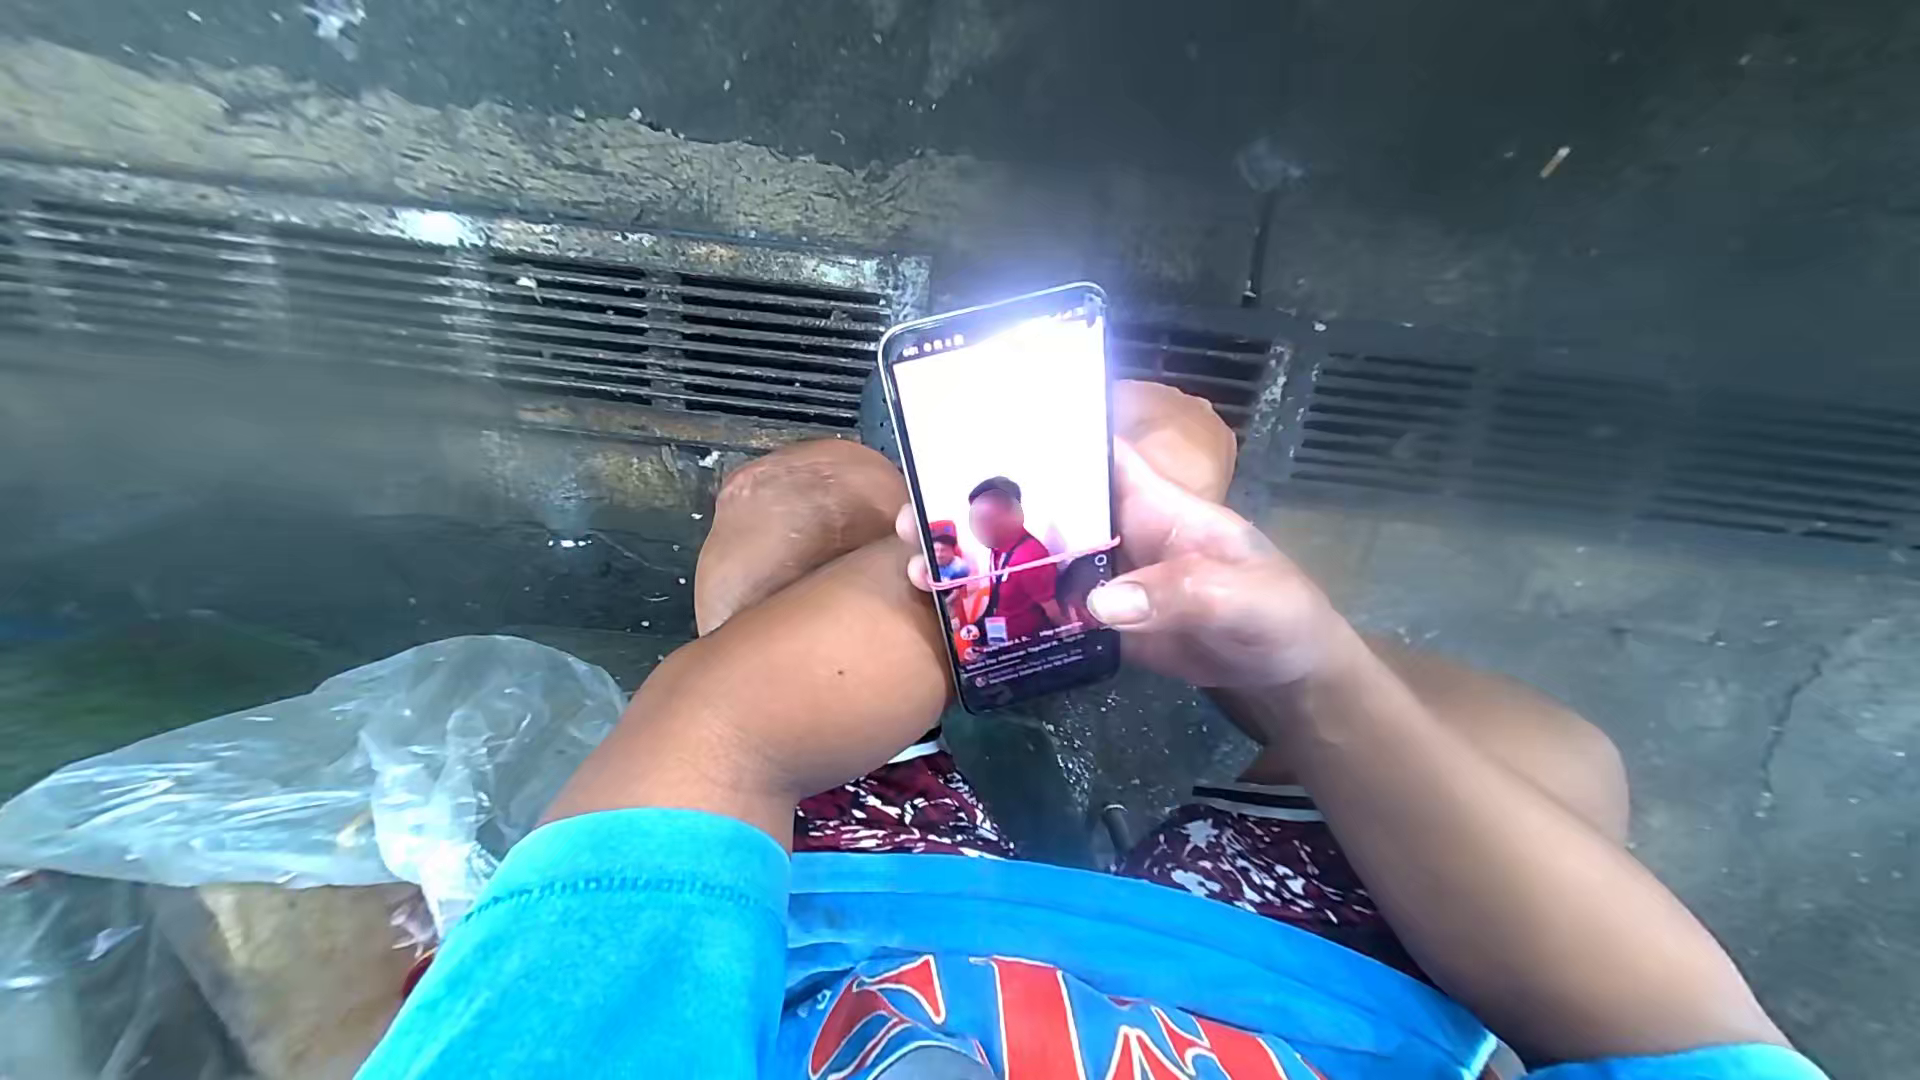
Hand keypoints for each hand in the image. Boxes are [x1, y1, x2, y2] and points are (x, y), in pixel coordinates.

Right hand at [901, 440, 1343, 688]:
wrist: (1273, 670)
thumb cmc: (1273, 611)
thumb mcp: (1242, 595)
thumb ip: (1180, 593)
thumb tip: (1100, 605)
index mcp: (1146, 497)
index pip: (1089, 446)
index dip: (1035, 428)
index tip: (969, 427)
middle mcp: (1110, 524)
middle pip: (1035, 501)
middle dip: (974, 503)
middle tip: (917, 515)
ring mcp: (1095, 571)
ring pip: (1024, 553)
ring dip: (972, 558)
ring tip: (920, 568)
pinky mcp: (1089, 615)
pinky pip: (1035, 603)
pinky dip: (997, 606)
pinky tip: (955, 614)